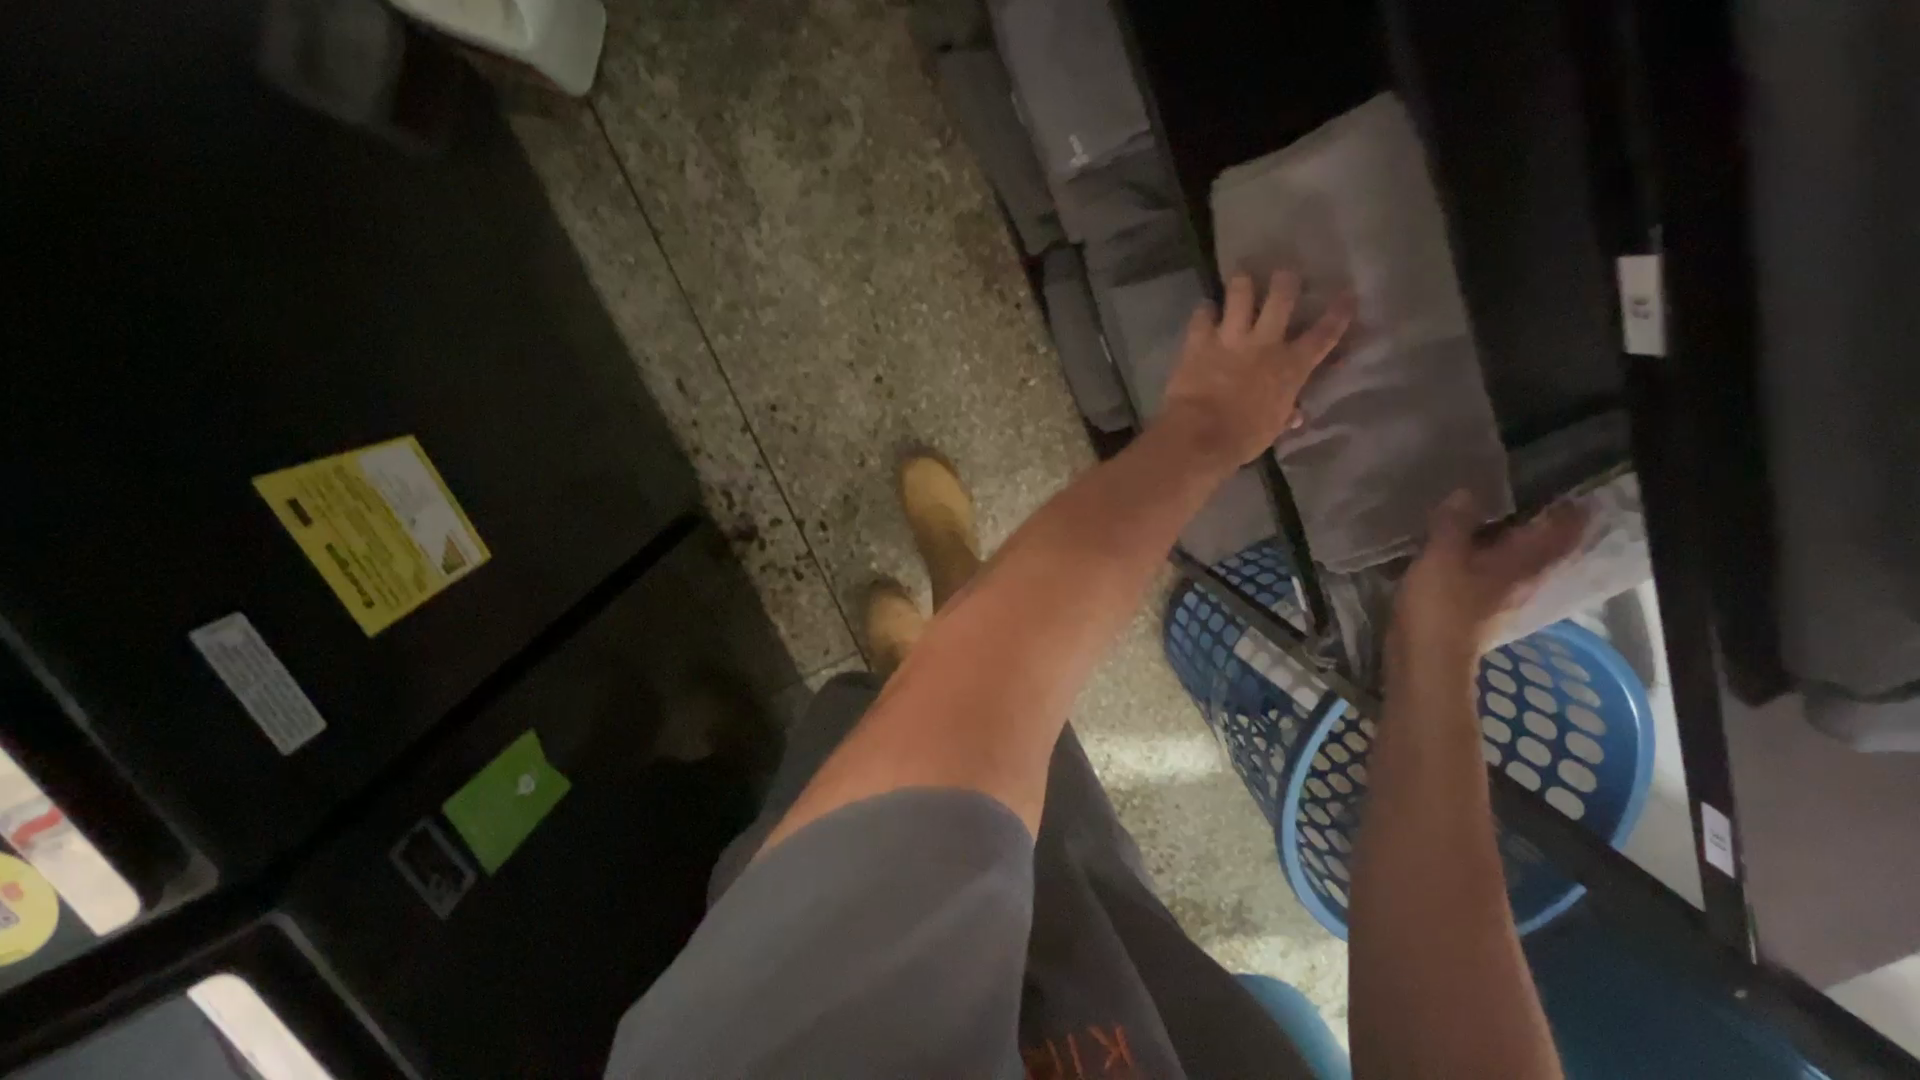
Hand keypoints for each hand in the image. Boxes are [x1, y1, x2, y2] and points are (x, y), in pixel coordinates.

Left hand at [1158, 271, 1355, 469]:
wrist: (1201, 434)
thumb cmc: (1244, 438)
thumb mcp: (1273, 428)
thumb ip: (1285, 413)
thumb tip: (1295, 414)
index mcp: (1291, 366)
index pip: (1324, 334)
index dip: (1339, 312)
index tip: (1347, 294)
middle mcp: (1265, 343)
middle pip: (1282, 297)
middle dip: (1286, 280)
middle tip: (1284, 273)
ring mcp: (1230, 337)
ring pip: (1240, 293)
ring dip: (1242, 283)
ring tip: (1241, 276)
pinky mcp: (1199, 340)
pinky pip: (1201, 314)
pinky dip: (1204, 310)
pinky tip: (1205, 309)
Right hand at [1388, 492, 1588, 675]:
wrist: (1427, 660)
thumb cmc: (1440, 606)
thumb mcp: (1442, 556)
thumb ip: (1454, 523)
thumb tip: (1466, 492)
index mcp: (1523, 562)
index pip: (1564, 530)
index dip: (1570, 509)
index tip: (1563, 487)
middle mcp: (1524, 579)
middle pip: (1546, 546)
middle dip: (1543, 522)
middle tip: (1525, 494)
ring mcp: (1504, 597)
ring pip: (1519, 561)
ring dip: (1513, 540)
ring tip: (1493, 518)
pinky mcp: (1482, 609)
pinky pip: (1495, 574)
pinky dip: (1489, 558)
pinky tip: (1468, 551)